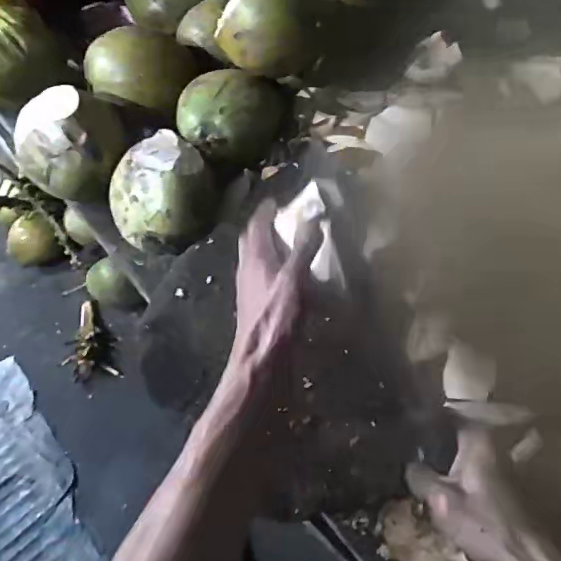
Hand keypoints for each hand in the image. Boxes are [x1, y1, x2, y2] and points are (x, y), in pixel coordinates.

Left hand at [230, 199, 319, 373]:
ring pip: (258, 260)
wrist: (260, 362)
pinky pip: (266, 279)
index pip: (255, 224)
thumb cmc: (276, 319)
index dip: (266, 209)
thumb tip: (313, 217)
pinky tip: (296, 280)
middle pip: (253, 241)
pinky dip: (279, 271)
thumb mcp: (294, 279)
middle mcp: (248, 270)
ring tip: (294, 245)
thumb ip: (303, 248)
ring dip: (272, 249)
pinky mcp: (258, 307)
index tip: (280, 199)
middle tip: (286, 219)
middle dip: (266, 227)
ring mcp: (250, 290)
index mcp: (254, 258)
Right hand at [405, 425, 551, 560]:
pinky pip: (471, 467)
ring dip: (443, 457)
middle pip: (454, 432)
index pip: (445, 413)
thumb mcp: (440, 501)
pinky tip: (441, 485)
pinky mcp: (502, 484)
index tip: (403, 424)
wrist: (527, 558)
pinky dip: (455, 471)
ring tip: (419, 466)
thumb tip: (408, 464)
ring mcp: (500, 464)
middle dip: (431, 439)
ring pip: (462, 451)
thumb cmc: (483, 525)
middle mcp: (492, 444)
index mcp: (477, 440)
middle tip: (406, 448)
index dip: (423, 417)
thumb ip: (419, 476)